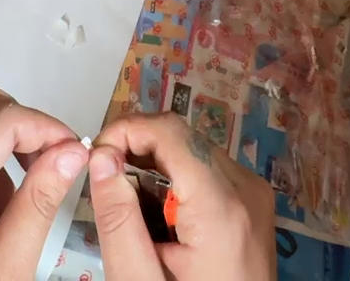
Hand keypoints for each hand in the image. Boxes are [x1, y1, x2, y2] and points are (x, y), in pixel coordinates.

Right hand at [87, 113, 275, 280]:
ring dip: (155, 165)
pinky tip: (160, 218)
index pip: (170, 132)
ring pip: (192, 150)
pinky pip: (208, 169)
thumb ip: (119, 219)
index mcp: (222, 207)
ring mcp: (253, 193)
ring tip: (131, 208)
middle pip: (181, 138)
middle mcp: (245, 188)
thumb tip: (100, 158)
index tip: (96, 155)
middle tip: (104, 181)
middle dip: (137, 149)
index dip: (127, 130)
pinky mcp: (253, 201)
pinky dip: (177, 180)